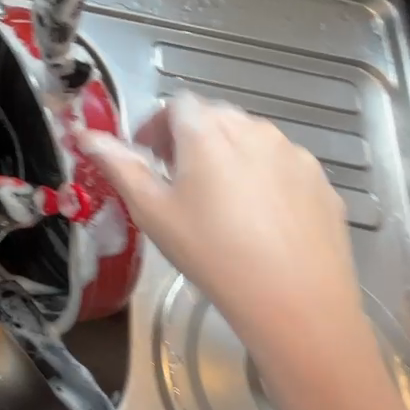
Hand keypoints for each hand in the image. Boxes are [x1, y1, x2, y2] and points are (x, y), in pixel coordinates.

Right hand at [73, 92, 365, 359]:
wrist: (298, 306)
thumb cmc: (211, 252)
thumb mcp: (150, 209)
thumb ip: (117, 164)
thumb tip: (86, 135)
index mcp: (208, 133)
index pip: (178, 103)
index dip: (157, 124)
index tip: (149, 156)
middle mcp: (254, 133)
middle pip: (215, 115)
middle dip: (190, 135)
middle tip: (176, 175)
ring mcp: (295, 157)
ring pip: (251, 137)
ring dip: (227, 151)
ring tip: (218, 195)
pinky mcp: (323, 184)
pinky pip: (282, 163)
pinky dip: (263, 174)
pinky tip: (257, 216)